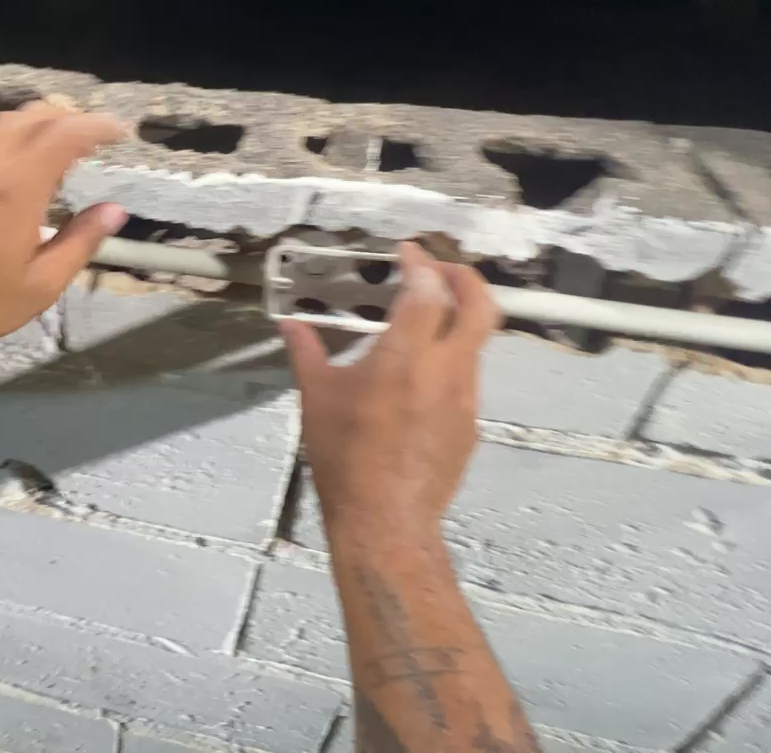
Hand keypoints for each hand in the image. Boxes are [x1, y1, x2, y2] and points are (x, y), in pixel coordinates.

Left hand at [0, 102, 129, 354]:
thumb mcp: (43, 283)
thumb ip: (81, 241)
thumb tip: (115, 211)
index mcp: (18, 189)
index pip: (64, 135)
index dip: (98, 127)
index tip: (123, 133)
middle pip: (34, 116)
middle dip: (73, 116)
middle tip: (100, 137)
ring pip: (8, 122)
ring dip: (44, 120)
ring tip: (70, 143)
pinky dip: (21, 135)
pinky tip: (32, 163)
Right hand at [281, 243, 501, 538]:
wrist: (386, 520)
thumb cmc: (343, 454)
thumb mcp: (316, 398)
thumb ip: (306, 353)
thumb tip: (290, 324)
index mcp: (404, 358)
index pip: (427, 293)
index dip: (421, 264)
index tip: (408, 249)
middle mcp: (445, 370)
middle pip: (480, 308)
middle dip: (465, 277)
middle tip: (441, 267)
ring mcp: (465, 398)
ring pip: (476, 342)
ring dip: (457, 317)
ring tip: (426, 316)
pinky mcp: (470, 424)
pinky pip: (467, 375)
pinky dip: (451, 355)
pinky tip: (420, 371)